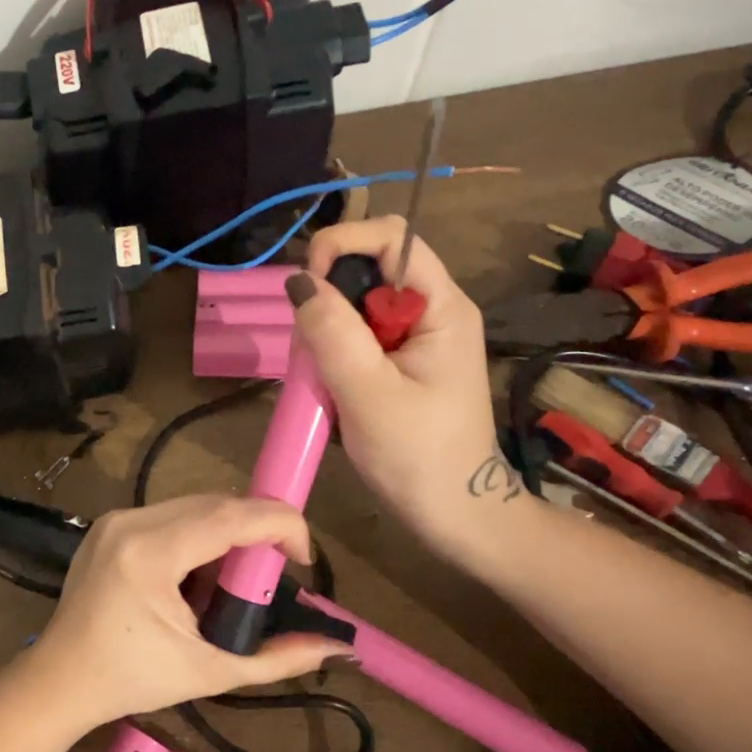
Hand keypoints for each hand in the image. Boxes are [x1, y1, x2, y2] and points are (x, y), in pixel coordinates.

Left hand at [8, 494, 351, 739]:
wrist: (60, 678)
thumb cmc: (132, 679)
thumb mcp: (211, 672)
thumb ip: (277, 658)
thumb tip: (337, 648)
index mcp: (150, 553)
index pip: (230, 515)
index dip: (279, 525)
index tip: (304, 559)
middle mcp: (129, 523)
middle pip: (213, 504)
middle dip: (255, 529)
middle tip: (275, 572)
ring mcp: (114, 520)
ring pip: (191, 505)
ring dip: (226, 531)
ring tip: (237, 578)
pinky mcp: (107, 526)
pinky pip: (167, 515)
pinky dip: (196, 534)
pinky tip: (201, 573)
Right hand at [291, 216, 522, 550]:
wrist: (454, 514)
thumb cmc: (418, 456)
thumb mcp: (368, 394)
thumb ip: (332, 333)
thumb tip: (297, 280)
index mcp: (441, 307)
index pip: (391, 237)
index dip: (342, 244)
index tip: (304, 287)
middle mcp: (432, 310)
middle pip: (367, 268)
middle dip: (326, 298)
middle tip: (312, 349)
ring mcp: (415, 337)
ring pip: (353, 305)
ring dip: (324, 332)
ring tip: (322, 378)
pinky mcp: (399, 361)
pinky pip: (354, 336)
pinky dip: (330, 354)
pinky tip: (330, 389)